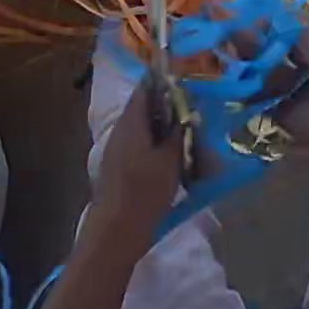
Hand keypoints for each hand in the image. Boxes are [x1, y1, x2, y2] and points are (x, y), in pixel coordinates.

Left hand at [91, 82, 183, 239]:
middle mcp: (120, 129)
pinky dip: (154, 141)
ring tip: (186, 128)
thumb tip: (187, 113)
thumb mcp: (170, 160)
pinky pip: (138, 143)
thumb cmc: (145, 190)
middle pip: (143, 107)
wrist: (117, 229)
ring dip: (161, 124)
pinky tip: (171, 152)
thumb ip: (178, 133)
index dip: (163, 81)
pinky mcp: (118, 165)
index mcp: (132, 121)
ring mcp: (116, 148)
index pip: (144, 88)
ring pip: (141, 126)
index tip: (184, 80)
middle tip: (192, 106)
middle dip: (166, 104)